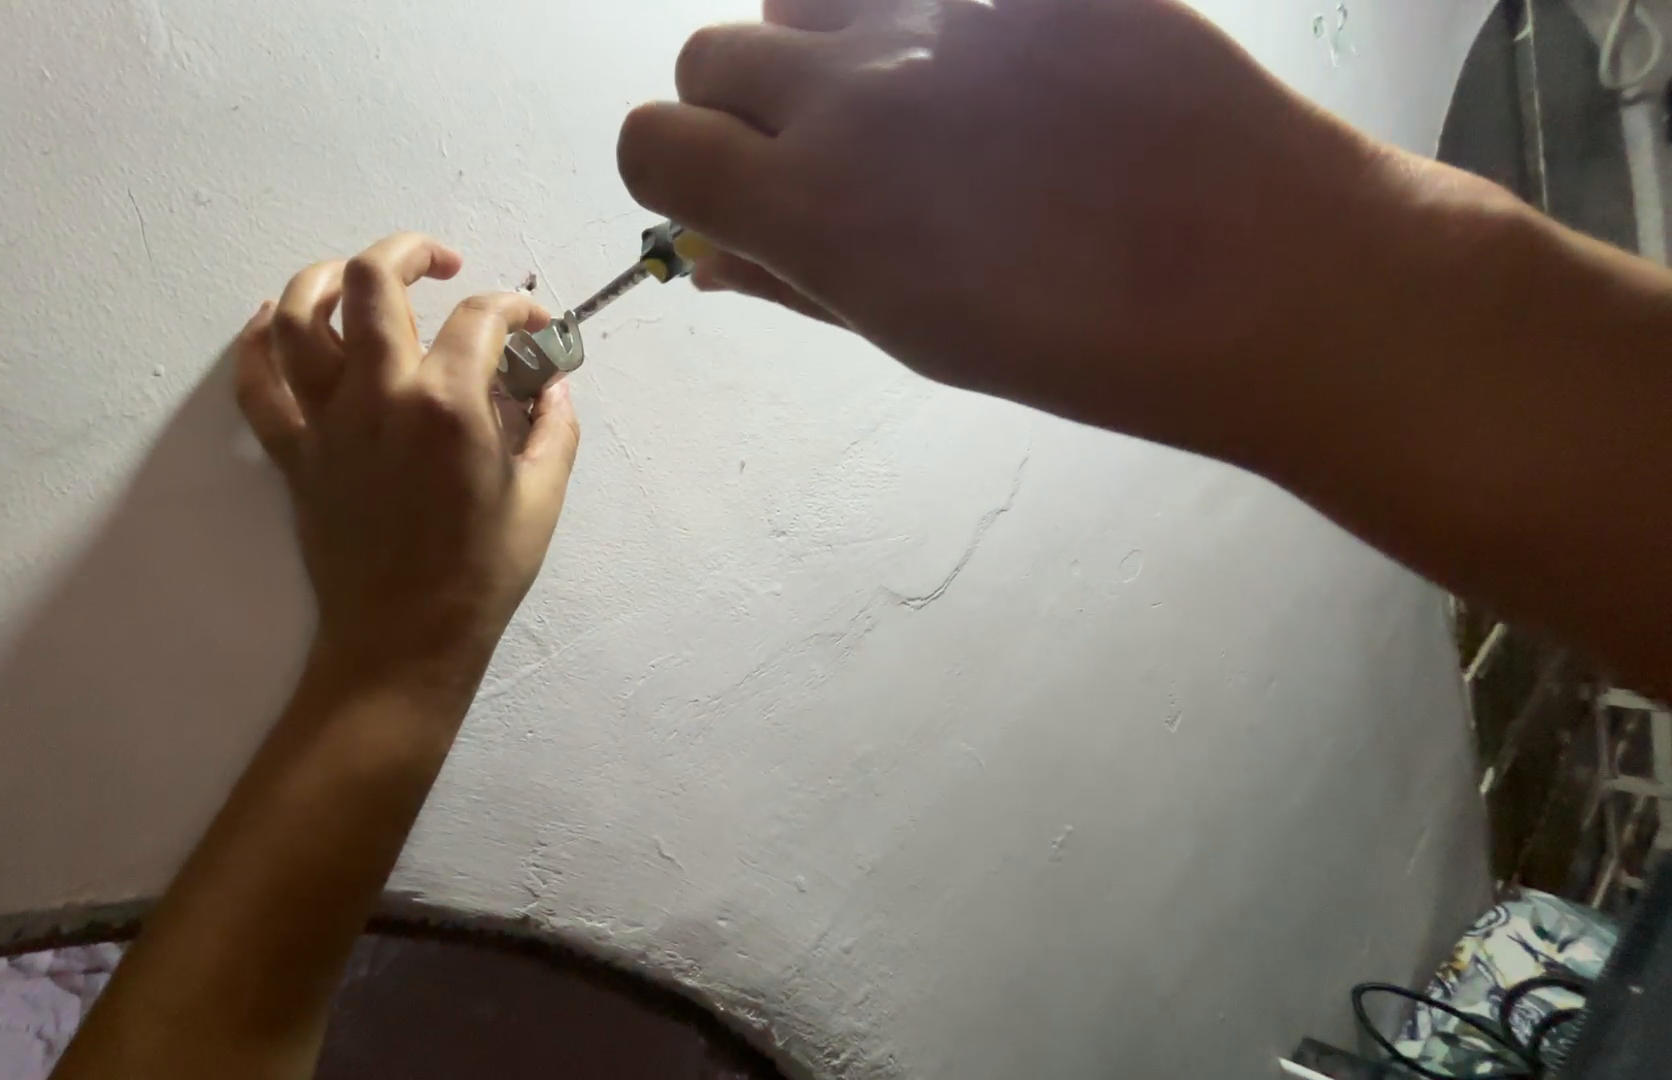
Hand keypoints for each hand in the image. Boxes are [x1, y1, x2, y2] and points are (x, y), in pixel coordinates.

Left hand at [235, 233, 579, 701]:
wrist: (405, 638)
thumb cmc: (483, 572)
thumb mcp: (542, 499)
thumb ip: (556, 431)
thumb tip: (556, 389)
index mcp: (450, 405)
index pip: (482, 319)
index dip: (518, 309)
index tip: (537, 326)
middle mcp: (380, 395)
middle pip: (376, 282)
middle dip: (412, 251)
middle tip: (442, 263)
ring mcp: (326, 422)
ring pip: (301, 315)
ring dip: (328, 276)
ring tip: (359, 277)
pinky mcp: (293, 454)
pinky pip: (256, 383)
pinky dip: (259, 342)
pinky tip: (277, 320)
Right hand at [618, 0, 1504, 457]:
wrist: (1245, 272)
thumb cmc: (1053, 343)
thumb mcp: (899, 332)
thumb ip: (786, 281)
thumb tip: (708, 254)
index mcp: (807, 204)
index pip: (651, 145)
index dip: (666, 176)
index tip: (714, 203)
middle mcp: (846, 89)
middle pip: (706, 54)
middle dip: (727, 113)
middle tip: (799, 166)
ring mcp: (935, 14)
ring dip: (809, 56)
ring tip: (890, 115)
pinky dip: (905, 29)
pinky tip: (977, 81)